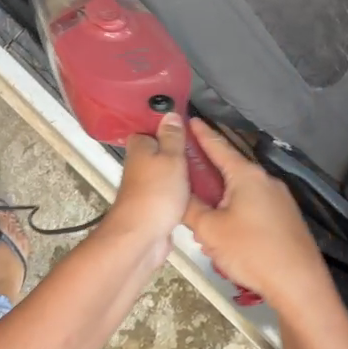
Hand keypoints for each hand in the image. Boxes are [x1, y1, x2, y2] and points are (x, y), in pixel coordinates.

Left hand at [101, 112, 189, 263]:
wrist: (142, 235)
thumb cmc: (157, 192)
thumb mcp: (170, 158)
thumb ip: (172, 137)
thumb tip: (169, 113)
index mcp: (139, 146)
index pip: (151, 128)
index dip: (167, 126)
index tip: (189, 126)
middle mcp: (139, 164)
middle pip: (161, 151)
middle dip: (179, 151)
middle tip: (204, 150)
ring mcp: (146, 185)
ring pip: (167, 173)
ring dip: (182, 173)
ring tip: (208, 169)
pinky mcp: (154, 205)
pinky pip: (171, 192)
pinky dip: (182, 192)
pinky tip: (200, 192)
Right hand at [181, 118, 330, 312]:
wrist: (301, 287)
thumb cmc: (252, 251)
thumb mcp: (209, 230)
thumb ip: (188, 207)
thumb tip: (175, 194)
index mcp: (247, 175)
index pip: (218, 146)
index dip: (201, 133)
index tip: (188, 119)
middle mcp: (266, 180)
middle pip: (229, 168)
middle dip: (206, 171)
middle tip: (183, 172)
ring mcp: (280, 200)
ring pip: (241, 190)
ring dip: (220, 195)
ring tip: (200, 209)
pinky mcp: (287, 219)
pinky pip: (254, 205)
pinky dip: (236, 208)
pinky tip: (225, 229)